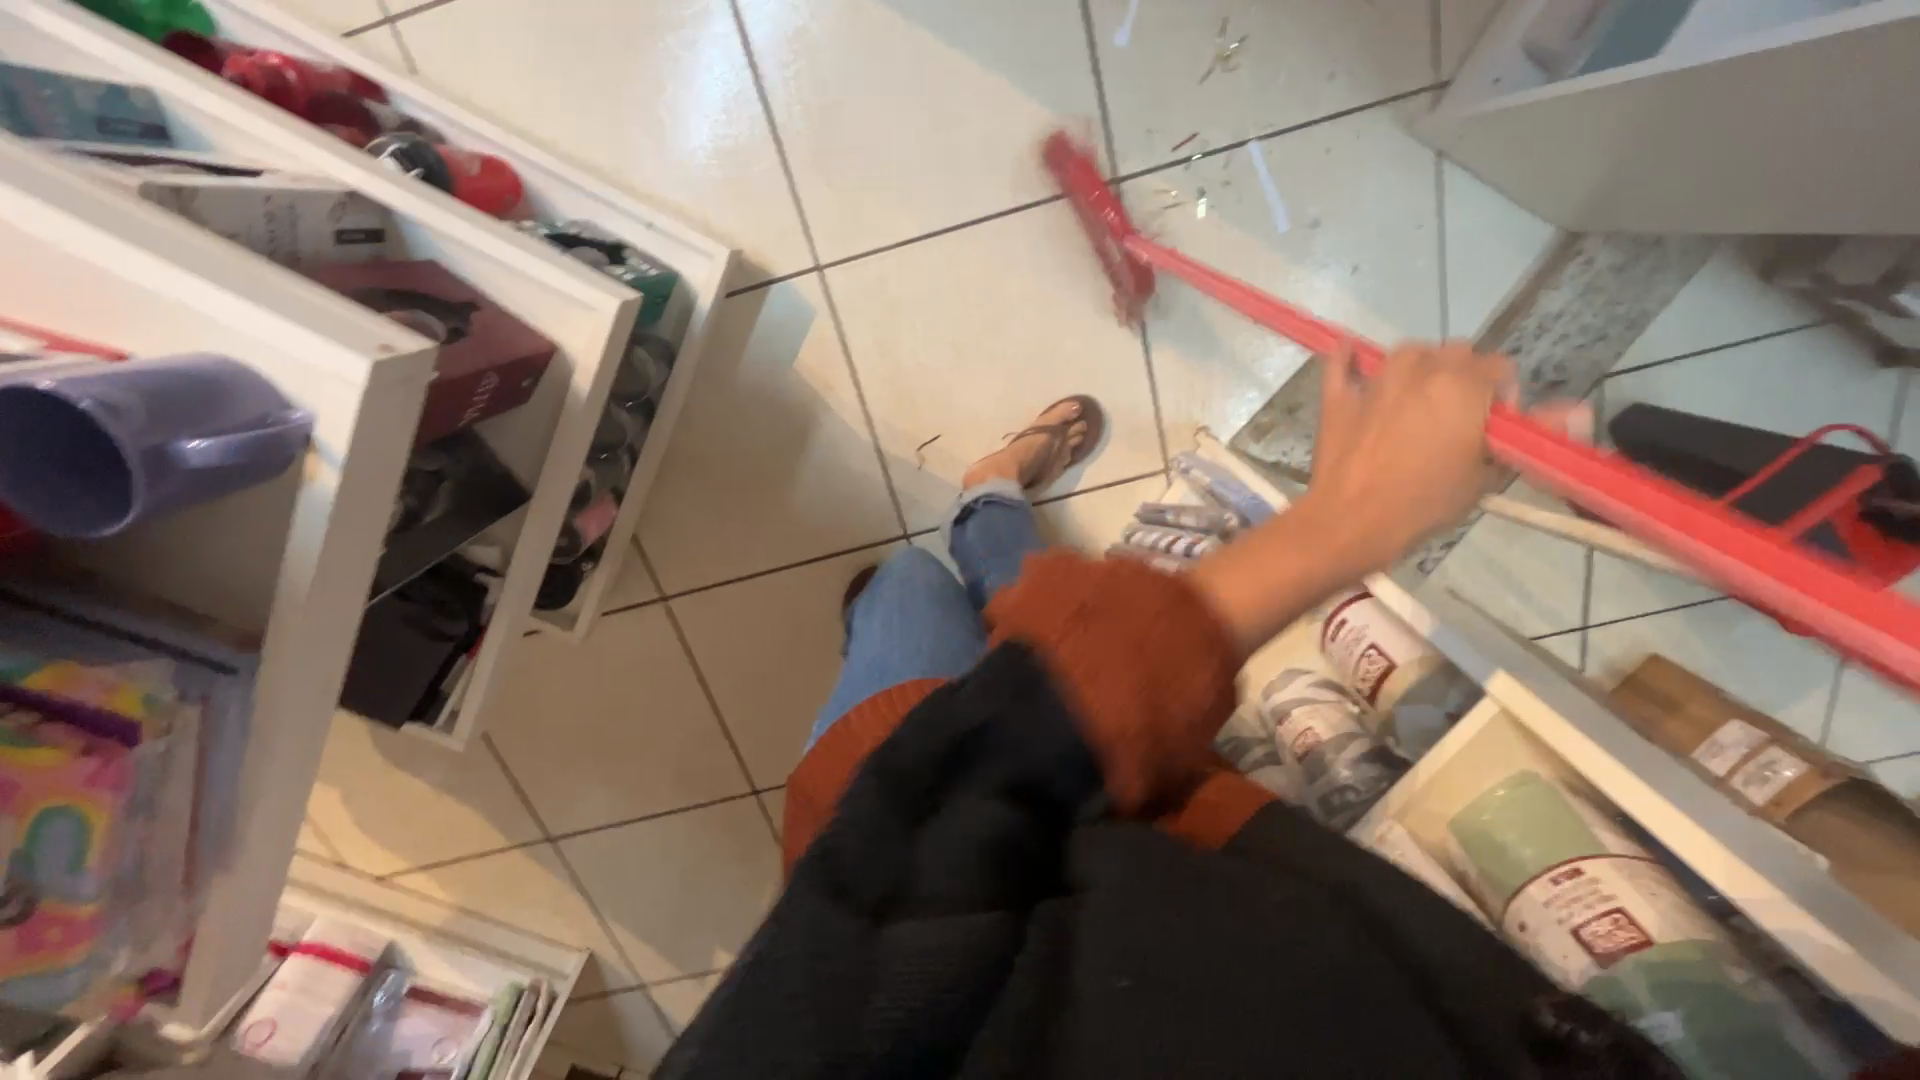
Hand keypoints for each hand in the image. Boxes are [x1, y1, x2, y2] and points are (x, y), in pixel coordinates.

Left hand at [1293, 341, 1523, 573]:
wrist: (1351, 520)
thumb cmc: (1425, 502)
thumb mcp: (1486, 473)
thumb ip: (1530, 434)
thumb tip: (1580, 410)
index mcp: (1463, 384)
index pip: (1499, 367)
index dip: (1502, 394)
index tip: (1493, 425)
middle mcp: (1419, 371)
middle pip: (1453, 354)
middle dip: (1463, 377)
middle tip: (1458, 416)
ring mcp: (1374, 382)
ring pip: (1406, 353)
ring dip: (1419, 366)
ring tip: (1419, 399)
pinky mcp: (1337, 398)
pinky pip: (1340, 363)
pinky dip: (1348, 357)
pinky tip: (1354, 358)